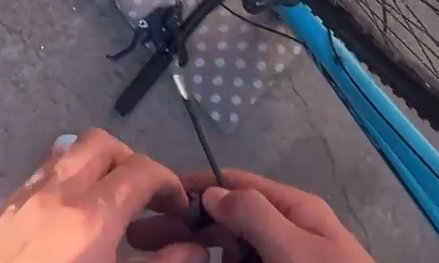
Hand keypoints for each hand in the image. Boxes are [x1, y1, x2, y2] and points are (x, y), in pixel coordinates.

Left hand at [0, 129, 190, 262]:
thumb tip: (193, 248)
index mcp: (90, 219)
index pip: (140, 170)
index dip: (167, 181)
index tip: (177, 205)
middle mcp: (55, 194)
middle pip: (101, 143)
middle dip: (129, 161)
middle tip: (143, 196)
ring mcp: (23, 198)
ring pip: (66, 152)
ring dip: (95, 166)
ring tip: (108, 202)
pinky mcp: (0, 211)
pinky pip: (39, 175)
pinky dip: (63, 181)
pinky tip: (69, 215)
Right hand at [126, 169, 373, 262]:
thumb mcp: (297, 249)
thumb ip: (255, 215)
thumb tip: (211, 192)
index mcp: (293, 210)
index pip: (234, 184)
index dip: (193, 187)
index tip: (154, 198)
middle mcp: (285, 232)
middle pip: (225, 220)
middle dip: (184, 226)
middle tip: (141, 241)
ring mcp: (282, 261)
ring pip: (230, 250)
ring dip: (197, 251)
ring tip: (163, 258)